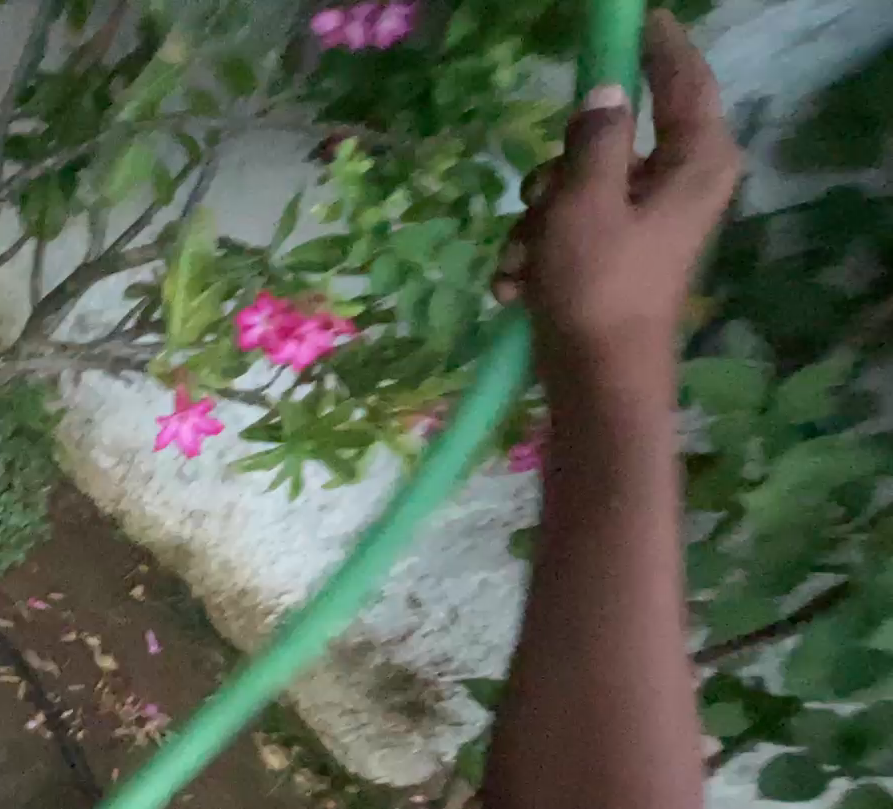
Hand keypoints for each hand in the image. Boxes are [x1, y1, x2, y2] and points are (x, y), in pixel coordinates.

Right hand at [494, 11, 740, 396]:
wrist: (592, 371)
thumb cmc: (596, 286)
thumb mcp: (583, 205)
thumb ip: (592, 143)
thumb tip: (600, 96)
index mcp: (693, 163)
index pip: (682, 84)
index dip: (655, 50)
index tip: (634, 24)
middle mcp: (672, 187)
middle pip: (603, 148)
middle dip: (550, 182)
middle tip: (533, 208)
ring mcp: (637, 226)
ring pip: (568, 197)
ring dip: (528, 230)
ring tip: (519, 267)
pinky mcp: (605, 259)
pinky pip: (558, 237)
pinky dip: (531, 259)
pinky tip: (518, 287)